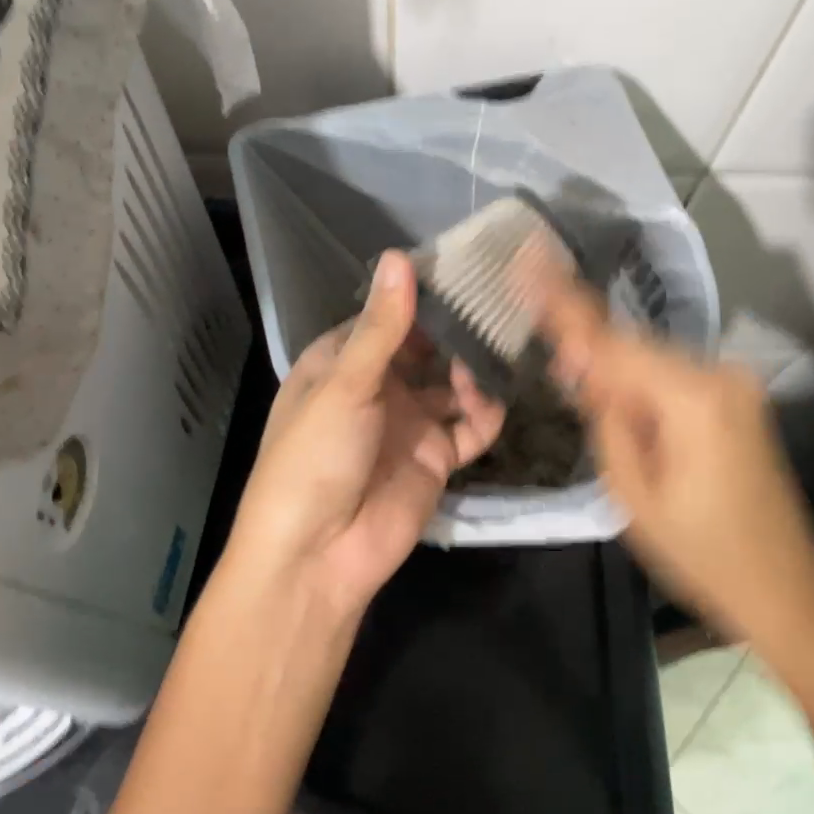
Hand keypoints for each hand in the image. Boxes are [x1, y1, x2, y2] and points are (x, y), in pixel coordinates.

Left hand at [226, 251, 505, 615]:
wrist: (318, 556)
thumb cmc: (314, 458)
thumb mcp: (344, 386)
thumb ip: (382, 328)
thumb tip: (399, 257)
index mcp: (339, 364)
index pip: (384, 317)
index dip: (418, 294)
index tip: (462, 266)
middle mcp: (376, 388)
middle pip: (424, 349)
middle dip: (456, 331)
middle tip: (498, 302)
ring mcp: (407, 424)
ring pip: (451, 385)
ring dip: (473, 370)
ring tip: (498, 352)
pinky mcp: (435, 459)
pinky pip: (469, 429)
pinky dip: (485, 414)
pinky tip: (494, 400)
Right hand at [534, 271, 813, 634]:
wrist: (783, 582)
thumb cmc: (701, 551)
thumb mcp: (632, 494)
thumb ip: (606, 418)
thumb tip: (583, 366)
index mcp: (692, 398)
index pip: (613, 341)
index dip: (567, 304)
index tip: (530, 262)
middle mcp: (719, 375)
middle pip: (633, 345)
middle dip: (589, 349)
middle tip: (554, 365)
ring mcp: (734, 383)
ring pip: (652, 359)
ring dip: (615, 371)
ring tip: (587, 400)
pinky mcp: (737, 397)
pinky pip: (673, 375)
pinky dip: (642, 384)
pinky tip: (624, 411)